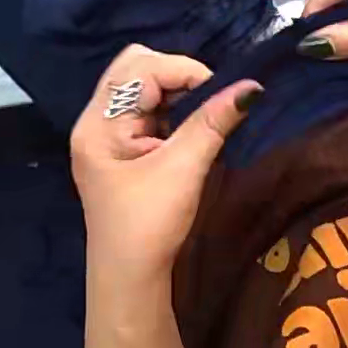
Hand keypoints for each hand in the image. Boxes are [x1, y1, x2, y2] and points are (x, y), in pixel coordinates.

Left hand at [70, 45, 260, 283]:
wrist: (130, 279)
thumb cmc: (150, 227)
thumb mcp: (183, 170)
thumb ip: (213, 123)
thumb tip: (252, 86)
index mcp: (98, 124)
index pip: (139, 69)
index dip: (183, 71)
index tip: (219, 92)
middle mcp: (95, 120)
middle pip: (134, 68)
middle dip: (176, 75)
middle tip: (207, 101)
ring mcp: (105, 132)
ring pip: (140, 85)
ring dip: (175, 91)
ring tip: (200, 114)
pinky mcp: (119, 145)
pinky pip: (144, 107)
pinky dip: (170, 107)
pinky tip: (187, 125)